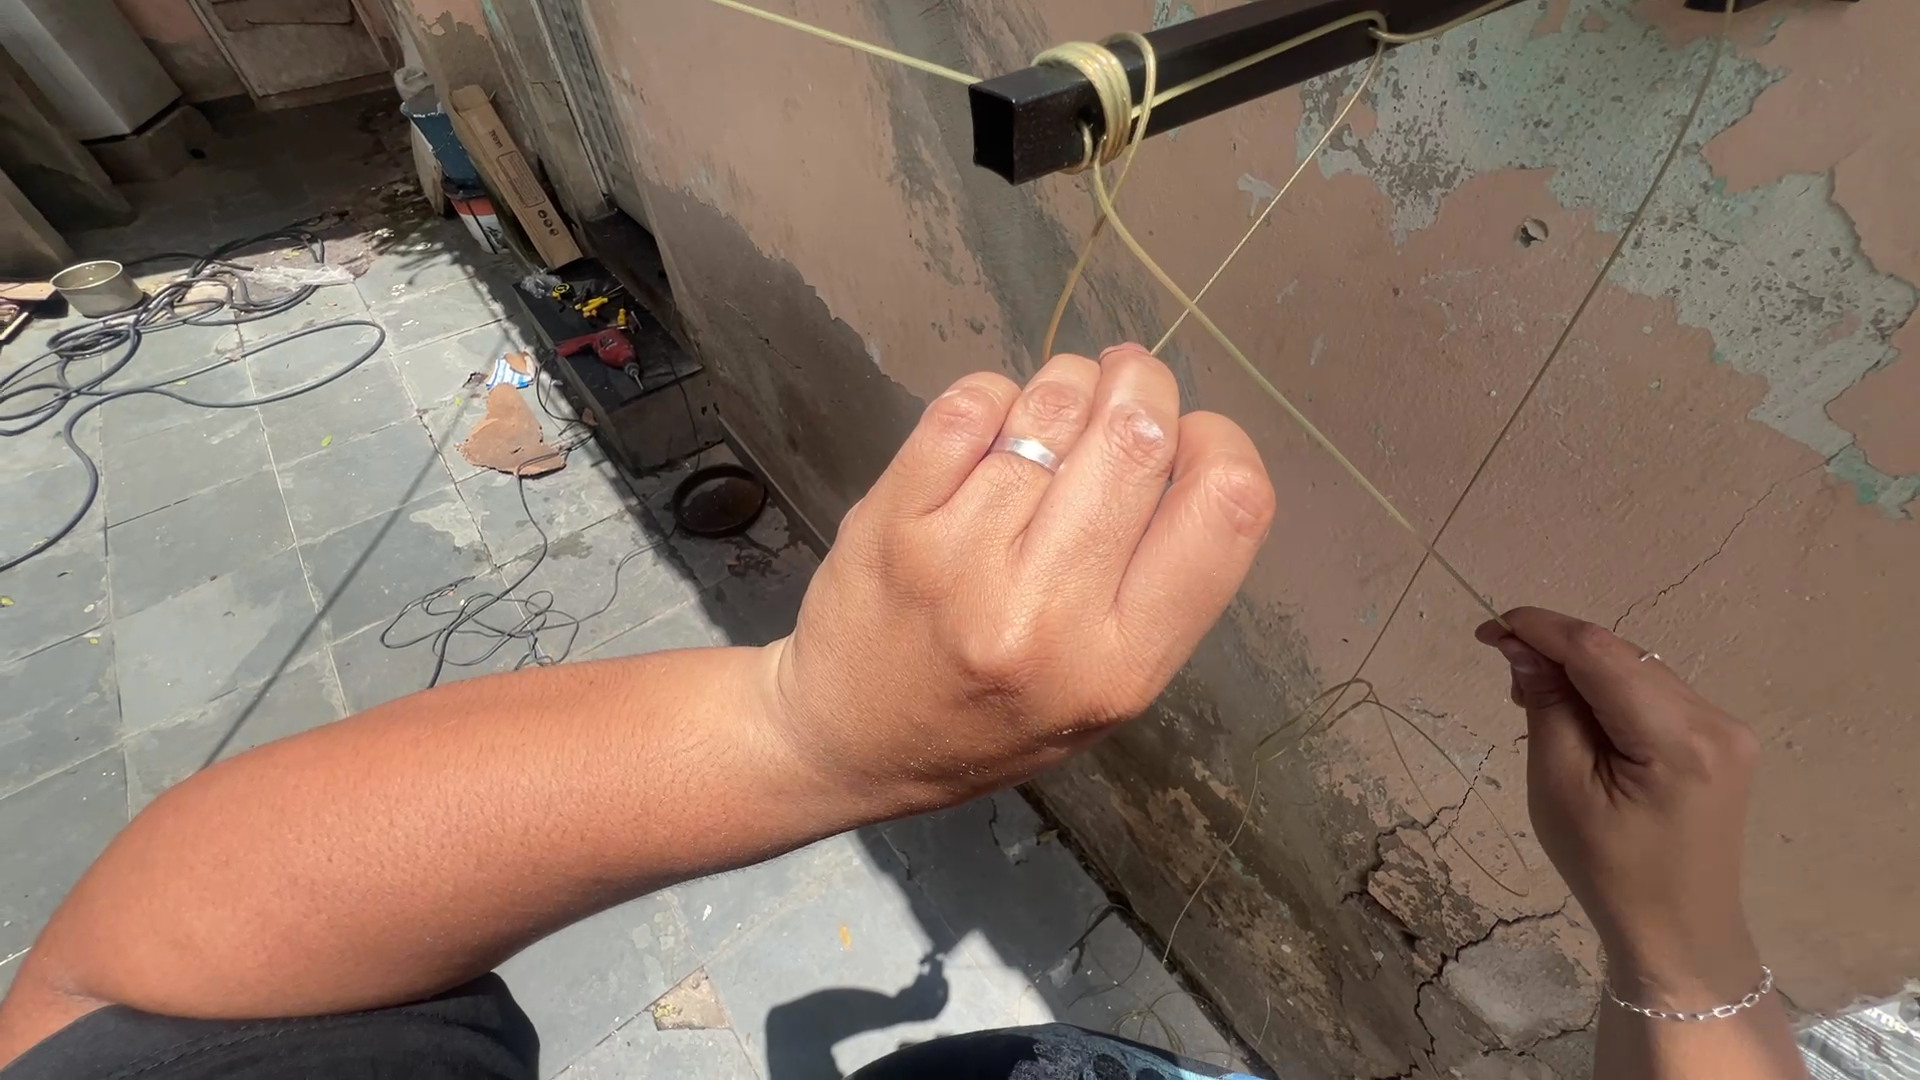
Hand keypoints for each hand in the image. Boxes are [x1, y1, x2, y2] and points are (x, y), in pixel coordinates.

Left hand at [767, 345, 1274, 812]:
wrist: (849, 737)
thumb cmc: (988, 721)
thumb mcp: (1103, 694)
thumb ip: (1156, 586)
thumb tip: (1180, 442)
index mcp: (1120, 664)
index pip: (1224, 508)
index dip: (1220, 443)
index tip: (1189, 439)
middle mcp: (1045, 612)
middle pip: (1135, 437)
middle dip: (1141, 385)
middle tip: (1127, 385)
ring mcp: (960, 559)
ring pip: (1051, 406)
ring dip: (1069, 385)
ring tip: (1056, 410)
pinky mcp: (894, 516)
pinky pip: (972, 402)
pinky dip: (995, 394)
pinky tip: (989, 428)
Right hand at [1476, 608, 1765, 1008]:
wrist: (1674, 927)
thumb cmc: (1604, 862)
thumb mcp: (1558, 782)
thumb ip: (1546, 705)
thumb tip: (1520, 646)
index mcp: (1679, 738)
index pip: (1600, 652)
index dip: (1539, 628)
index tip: (1485, 630)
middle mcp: (1715, 720)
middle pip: (1617, 652)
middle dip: (1552, 646)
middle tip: (1502, 671)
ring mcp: (1723, 728)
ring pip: (1630, 665)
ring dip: (1573, 666)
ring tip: (1531, 698)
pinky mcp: (1716, 739)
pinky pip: (1645, 688)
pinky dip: (1598, 685)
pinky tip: (1571, 709)